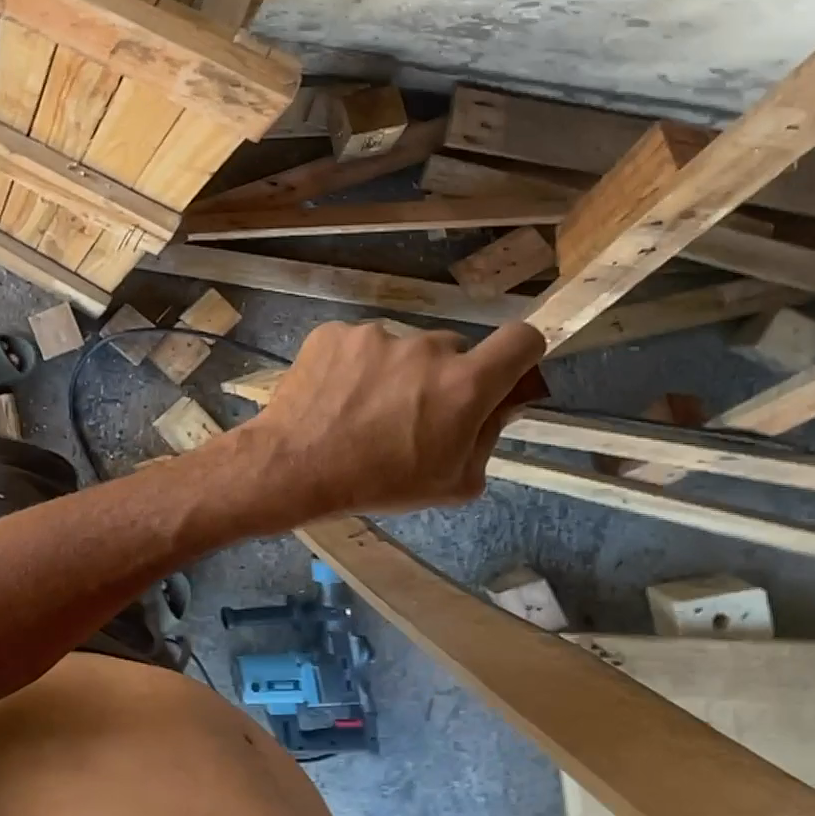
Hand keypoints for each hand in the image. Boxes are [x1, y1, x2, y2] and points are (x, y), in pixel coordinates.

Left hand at [243, 321, 546, 518]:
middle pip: (452, 348)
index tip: (500, 373)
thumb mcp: (457, 480)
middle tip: (413, 409)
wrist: (294, 464)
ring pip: (400, 346)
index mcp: (465, 383)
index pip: (521, 339)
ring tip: (362, 406)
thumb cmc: (379, 482)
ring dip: (393, 368)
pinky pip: (356, 344)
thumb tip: (499, 404)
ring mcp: (373, 336)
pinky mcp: (331, 333)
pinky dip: (352, 363)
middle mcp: (423, 348)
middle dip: (443, 373)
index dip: (516, 355)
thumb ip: (487, 435)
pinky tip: (335, 394)